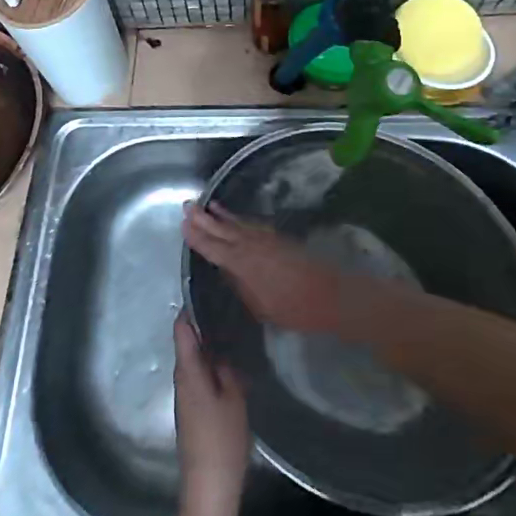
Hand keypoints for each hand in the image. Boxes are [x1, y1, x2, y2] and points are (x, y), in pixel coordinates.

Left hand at [171, 313, 247, 515]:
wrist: (208, 486)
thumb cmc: (222, 441)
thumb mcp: (234, 400)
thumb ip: (228, 371)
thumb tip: (222, 353)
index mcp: (188, 371)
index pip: (181, 329)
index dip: (191, 309)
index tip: (207, 293)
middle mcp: (181, 378)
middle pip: (187, 343)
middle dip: (205, 328)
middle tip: (229, 313)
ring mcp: (185, 395)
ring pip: (195, 362)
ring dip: (210, 350)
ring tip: (234, 337)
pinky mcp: (192, 409)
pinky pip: (199, 378)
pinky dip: (211, 369)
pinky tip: (231, 369)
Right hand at [182, 203, 344, 333]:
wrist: (331, 295)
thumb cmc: (295, 309)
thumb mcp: (261, 306)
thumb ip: (241, 286)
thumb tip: (226, 272)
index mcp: (243, 264)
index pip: (213, 248)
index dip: (197, 237)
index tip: (183, 225)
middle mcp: (251, 246)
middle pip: (222, 229)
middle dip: (203, 219)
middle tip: (187, 206)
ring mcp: (265, 239)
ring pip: (237, 223)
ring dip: (220, 215)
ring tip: (205, 205)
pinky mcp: (277, 238)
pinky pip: (251, 224)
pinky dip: (239, 219)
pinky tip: (233, 217)